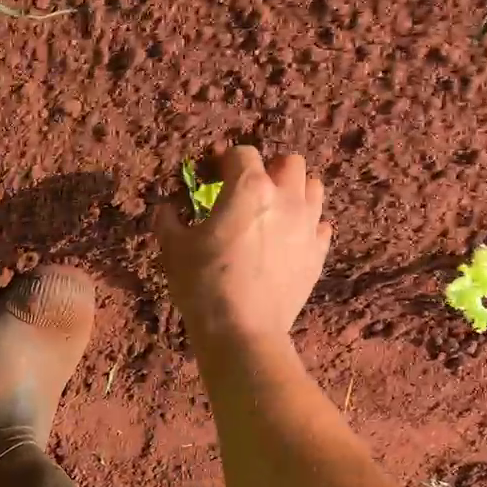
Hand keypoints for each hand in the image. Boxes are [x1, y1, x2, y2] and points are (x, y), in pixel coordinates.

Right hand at [152, 148, 332, 348]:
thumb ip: (169, 222)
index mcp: (249, 188)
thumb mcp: (174, 251)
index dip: (224, 162)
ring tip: (274, 212)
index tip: (211, 177)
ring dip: (294, 192)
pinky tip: (287, 241)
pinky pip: (319, 226)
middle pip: (289, 162)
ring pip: (312, 188)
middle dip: (269, 170)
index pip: (241, 154)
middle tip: (248, 192)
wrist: (242, 331)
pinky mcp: (317, 253)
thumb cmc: (203, 285)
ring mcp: (308, 225)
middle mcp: (286, 197)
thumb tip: (166, 209)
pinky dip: (305, 227)